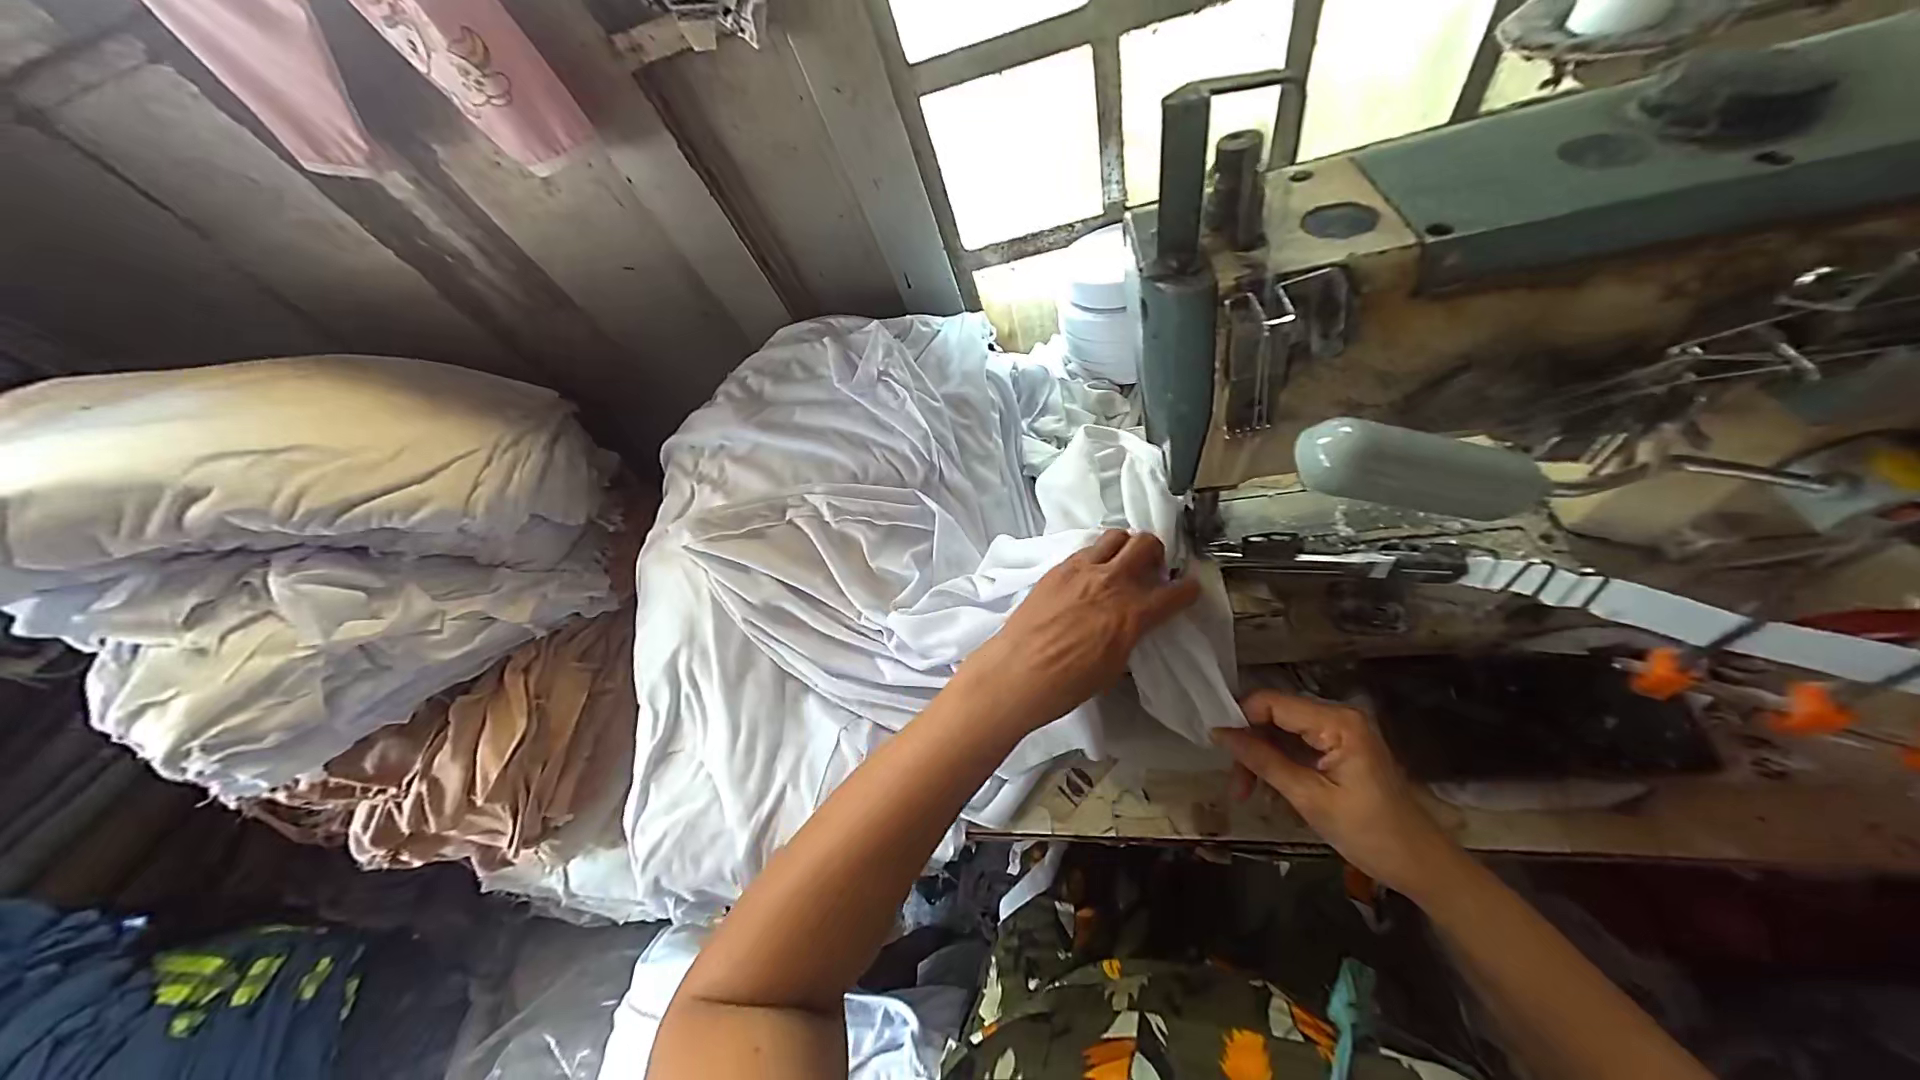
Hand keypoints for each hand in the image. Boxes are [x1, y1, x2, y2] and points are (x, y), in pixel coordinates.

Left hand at [958, 530, 1198, 735]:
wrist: (1019, 671)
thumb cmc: (1068, 682)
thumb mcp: (1114, 665)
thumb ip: (1129, 635)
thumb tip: (1132, 625)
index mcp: (1134, 612)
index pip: (1177, 592)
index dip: (1188, 590)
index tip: (1187, 590)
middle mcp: (1112, 582)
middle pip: (1147, 543)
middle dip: (1156, 553)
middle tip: (1150, 568)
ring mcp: (1082, 570)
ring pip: (1116, 536)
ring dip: (1125, 546)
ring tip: (1120, 563)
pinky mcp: (1057, 569)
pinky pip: (1086, 549)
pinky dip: (1096, 555)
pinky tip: (1090, 574)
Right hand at [1212, 691, 1462, 897]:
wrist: (1423, 866)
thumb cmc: (1371, 834)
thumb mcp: (1309, 798)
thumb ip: (1263, 761)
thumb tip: (1221, 734)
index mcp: (1338, 722)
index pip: (1271, 702)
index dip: (1240, 719)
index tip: (1217, 747)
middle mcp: (1339, 717)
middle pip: (1274, 717)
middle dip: (1250, 746)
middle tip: (1237, 786)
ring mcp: (1342, 732)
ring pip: (1282, 732)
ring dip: (1261, 759)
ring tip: (1248, 794)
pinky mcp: (1342, 748)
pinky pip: (1298, 745)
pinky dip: (1279, 765)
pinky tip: (1270, 791)